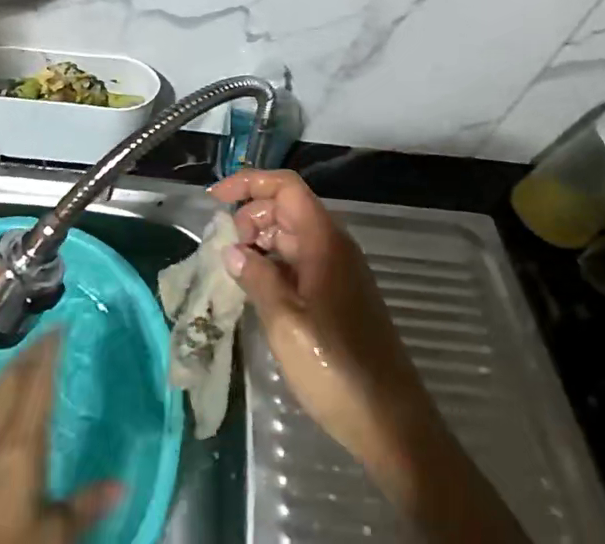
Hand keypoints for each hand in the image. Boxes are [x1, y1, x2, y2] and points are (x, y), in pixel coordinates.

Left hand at [0, 334, 123, 543]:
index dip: (49, 354)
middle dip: (29, 354)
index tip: (60, 327)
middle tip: (47, 334)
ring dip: (11, 369)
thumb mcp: (54, 533)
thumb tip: (123, 484)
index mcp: (23, 444)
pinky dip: (0, 391)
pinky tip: (4, 401)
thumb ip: (86, 505)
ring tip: (26, 357)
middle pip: (12, 383)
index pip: (38, 387)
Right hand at [211, 170, 529, 543]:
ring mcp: (337, 272)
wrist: (390, 422)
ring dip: (259, 243)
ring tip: (231, 269)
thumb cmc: (335, 369)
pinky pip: (299, 263)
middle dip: (250, 216)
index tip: (214, 200)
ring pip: (291, 236)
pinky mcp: (337, 296)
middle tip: (224, 249)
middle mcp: (333, 247)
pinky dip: (273, 265)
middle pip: (287, 208)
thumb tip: (233, 251)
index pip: (287, 187)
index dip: (250, 183)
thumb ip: (257, 279)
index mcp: (325, 241)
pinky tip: (254, 289)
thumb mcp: (285, 323)